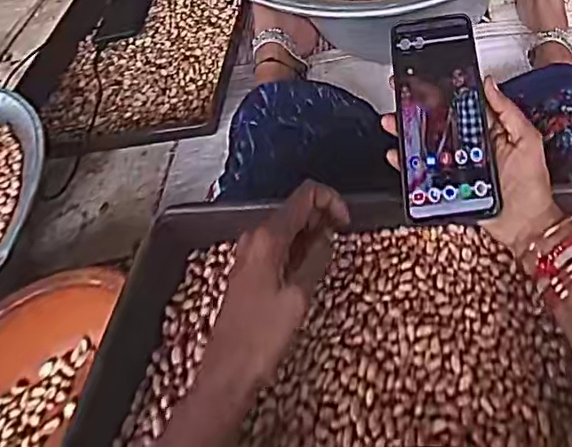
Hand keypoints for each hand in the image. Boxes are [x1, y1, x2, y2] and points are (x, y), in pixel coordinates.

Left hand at [207, 181, 347, 390]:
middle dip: (322, 216)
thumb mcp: (299, 297)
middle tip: (341, 238)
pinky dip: (297, 248)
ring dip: (311, 234)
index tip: (346, 222)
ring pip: (288, 227)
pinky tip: (308, 268)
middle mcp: (255, 237)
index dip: (331, 200)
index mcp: (268, 237)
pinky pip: (278, 245)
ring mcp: (250, 252)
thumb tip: (328, 235)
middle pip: (296, 208)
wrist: (225, 375)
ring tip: (328, 256)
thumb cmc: (261, 339)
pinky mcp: (249, 269)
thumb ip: (316, 258)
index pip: (305, 195)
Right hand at [381, 77, 559, 256]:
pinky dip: (409, 162)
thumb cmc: (532, 184)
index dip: (443, 91)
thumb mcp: (527, 140)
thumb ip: (508, 111)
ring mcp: (457, 162)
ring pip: (428, 142)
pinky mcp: (449, 181)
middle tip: (402, 98)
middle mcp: (470, 143)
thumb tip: (490, 84)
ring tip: (394, 123)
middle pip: (439, 121)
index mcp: (487, 128)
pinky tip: (399, 154)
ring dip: (409, 131)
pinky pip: (425, 169)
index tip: (425, 80)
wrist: (526, 226)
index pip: (462, 104)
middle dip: (418, 109)